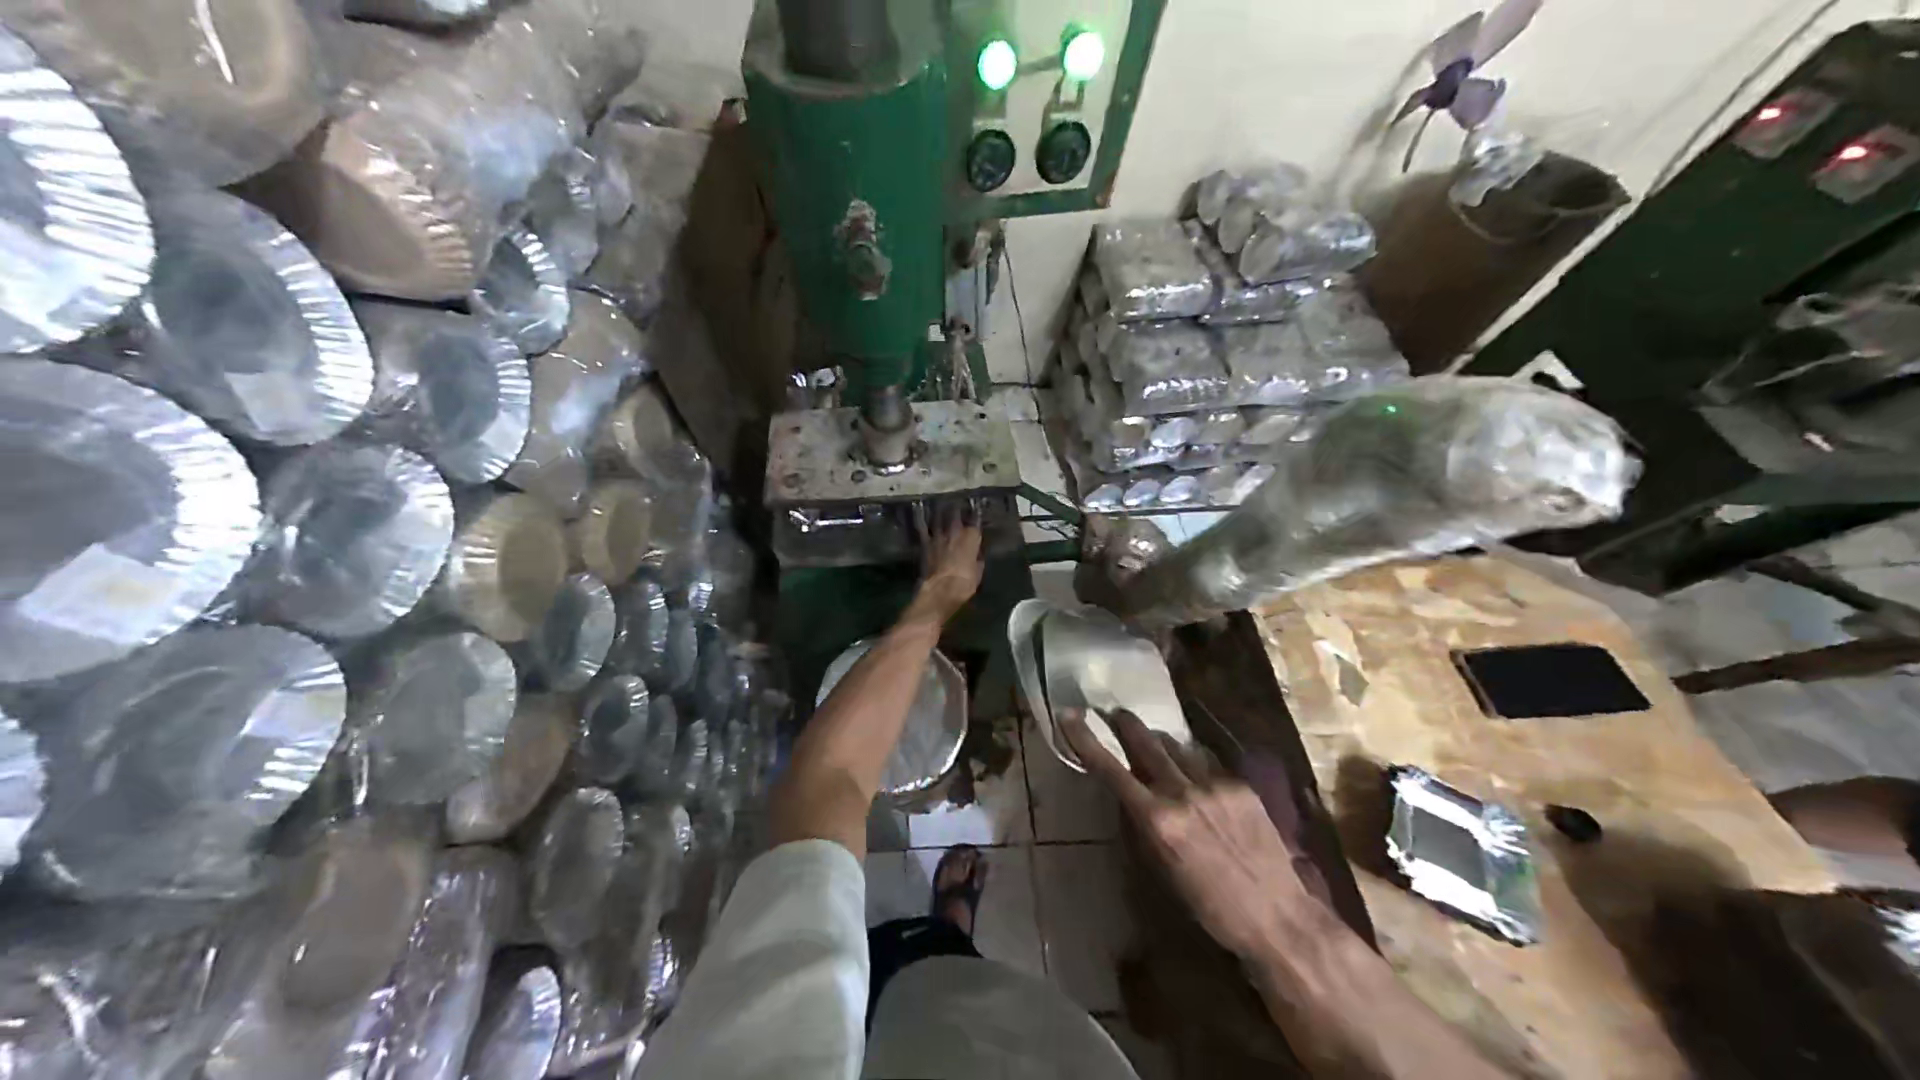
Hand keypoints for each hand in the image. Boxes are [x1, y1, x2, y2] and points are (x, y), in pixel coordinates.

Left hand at [913, 511, 982, 622]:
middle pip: (956, 515)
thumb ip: (977, 559)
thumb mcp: (978, 572)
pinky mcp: (926, 543)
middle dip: (957, 508)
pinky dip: (921, 519)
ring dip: (940, 510)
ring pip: (939, 517)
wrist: (941, 589)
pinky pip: (923, 528)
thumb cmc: (965, 583)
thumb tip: (976, 554)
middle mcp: (956, 532)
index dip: (976, 515)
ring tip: (941, 501)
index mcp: (972, 538)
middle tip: (957, 500)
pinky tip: (919, 510)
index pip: (975, 522)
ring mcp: (939, 536)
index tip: (976, 510)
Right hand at [1062, 708, 1327, 958]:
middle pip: (1146, 742)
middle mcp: (1182, 792)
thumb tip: (1128, 798)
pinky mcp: (1241, 785)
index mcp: (1157, 819)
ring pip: (1178, 749)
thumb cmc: (1209, 906)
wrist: (1277, 917)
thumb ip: (1142, 827)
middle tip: (1117, 713)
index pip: (1110, 769)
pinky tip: (1200, 781)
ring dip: (1162, 746)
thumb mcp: (1161, 871)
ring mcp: (1215, 784)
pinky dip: (1195, 766)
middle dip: (1127, 724)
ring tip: (1159, 748)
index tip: (1069, 715)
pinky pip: (1207, 764)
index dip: (1086, 740)